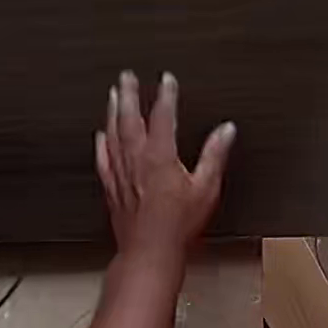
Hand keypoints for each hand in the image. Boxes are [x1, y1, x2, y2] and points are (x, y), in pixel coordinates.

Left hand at [95, 71, 235, 258]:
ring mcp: (121, 173)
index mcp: (160, 156)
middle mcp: (136, 159)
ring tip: (112, 94)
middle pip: (129, 118)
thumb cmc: (179, 225)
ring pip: (113, 133)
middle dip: (128, 94)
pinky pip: (104, 159)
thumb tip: (226, 130)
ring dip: (112, 112)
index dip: (166, 95)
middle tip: (126, 76)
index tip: (167, 79)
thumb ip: (214, 155)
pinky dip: (102, 144)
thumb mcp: (206, 189)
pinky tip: (100, 135)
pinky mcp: (112, 187)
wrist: (150, 252)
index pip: (162, 116)